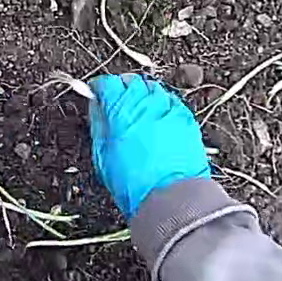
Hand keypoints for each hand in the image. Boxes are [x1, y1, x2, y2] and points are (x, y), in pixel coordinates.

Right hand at [88, 74, 210, 218]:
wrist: (172, 199)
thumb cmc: (135, 184)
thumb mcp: (103, 155)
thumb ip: (98, 124)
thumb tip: (95, 105)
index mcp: (121, 109)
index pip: (107, 83)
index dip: (100, 88)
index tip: (98, 94)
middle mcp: (146, 103)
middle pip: (131, 81)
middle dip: (122, 89)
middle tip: (117, 104)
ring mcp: (168, 108)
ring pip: (152, 88)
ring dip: (143, 96)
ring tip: (139, 114)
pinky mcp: (185, 118)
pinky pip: (170, 101)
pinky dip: (162, 106)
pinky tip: (157, 122)